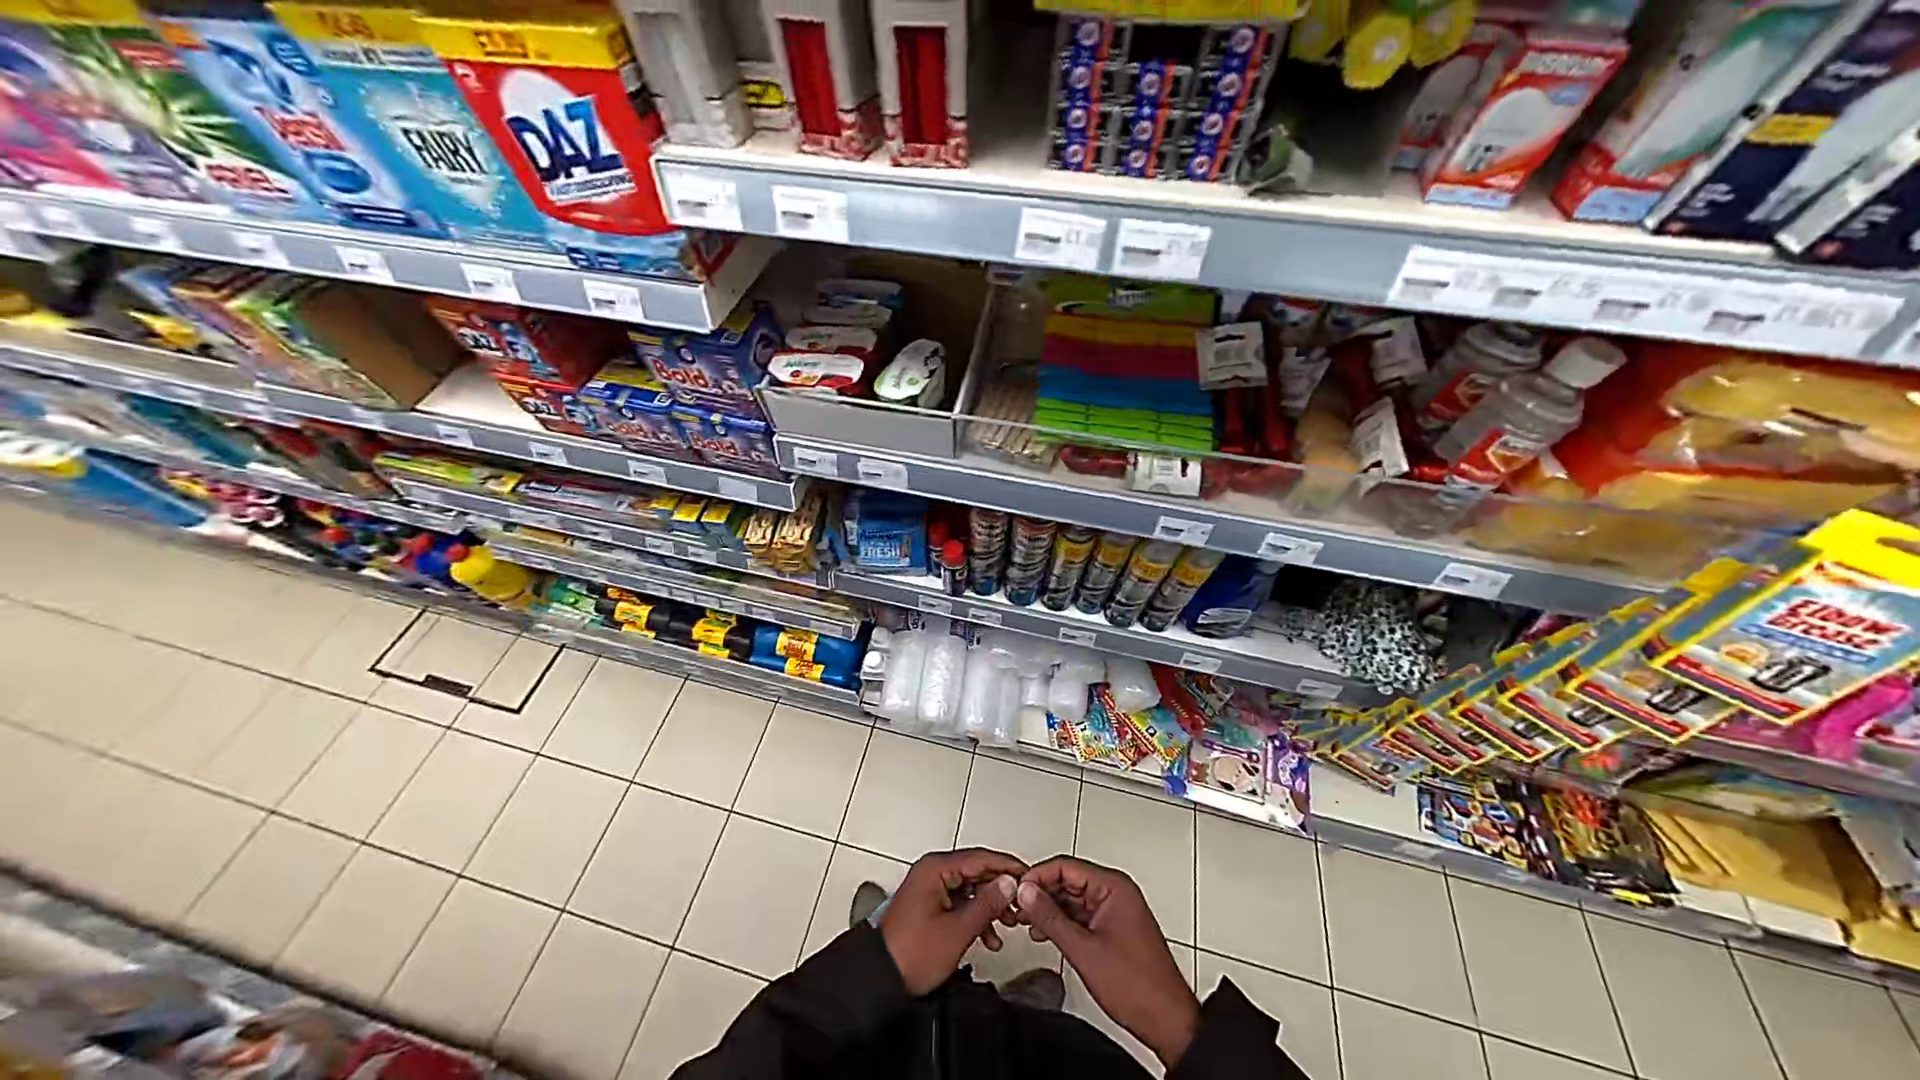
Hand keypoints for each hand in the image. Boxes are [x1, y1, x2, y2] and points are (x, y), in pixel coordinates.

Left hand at [878, 848, 1025, 995]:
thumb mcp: (957, 929)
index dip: (1008, 867)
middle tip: (1021, 903)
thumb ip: (987, 904)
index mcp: (936, 869)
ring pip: (971, 888)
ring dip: (990, 906)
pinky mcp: (929, 905)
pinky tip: (989, 936)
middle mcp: (932, 873)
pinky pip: (960, 902)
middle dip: (1001, 890)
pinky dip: (976, 916)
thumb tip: (1008, 883)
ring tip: (1008, 923)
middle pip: (976, 871)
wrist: (880, 979)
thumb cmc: (908, 954)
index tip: (1028, 875)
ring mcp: (930, 888)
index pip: (981, 858)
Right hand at [1017, 856, 1199, 1067]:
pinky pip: (1080, 914)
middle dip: (1041, 893)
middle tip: (1018, 908)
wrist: (1167, 1022)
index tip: (1017, 891)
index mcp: (1114, 887)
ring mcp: (1115, 909)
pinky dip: (1062, 922)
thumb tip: (1027, 892)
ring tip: (1028, 923)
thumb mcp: (1083, 949)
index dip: (1037, 876)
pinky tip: (1046, 934)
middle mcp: (1116, 892)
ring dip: (1049, 909)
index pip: (1065, 866)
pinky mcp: (1112, 926)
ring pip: (1072, 898)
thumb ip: (1050, 917)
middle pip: (1068, 879)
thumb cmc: (1139, 987)